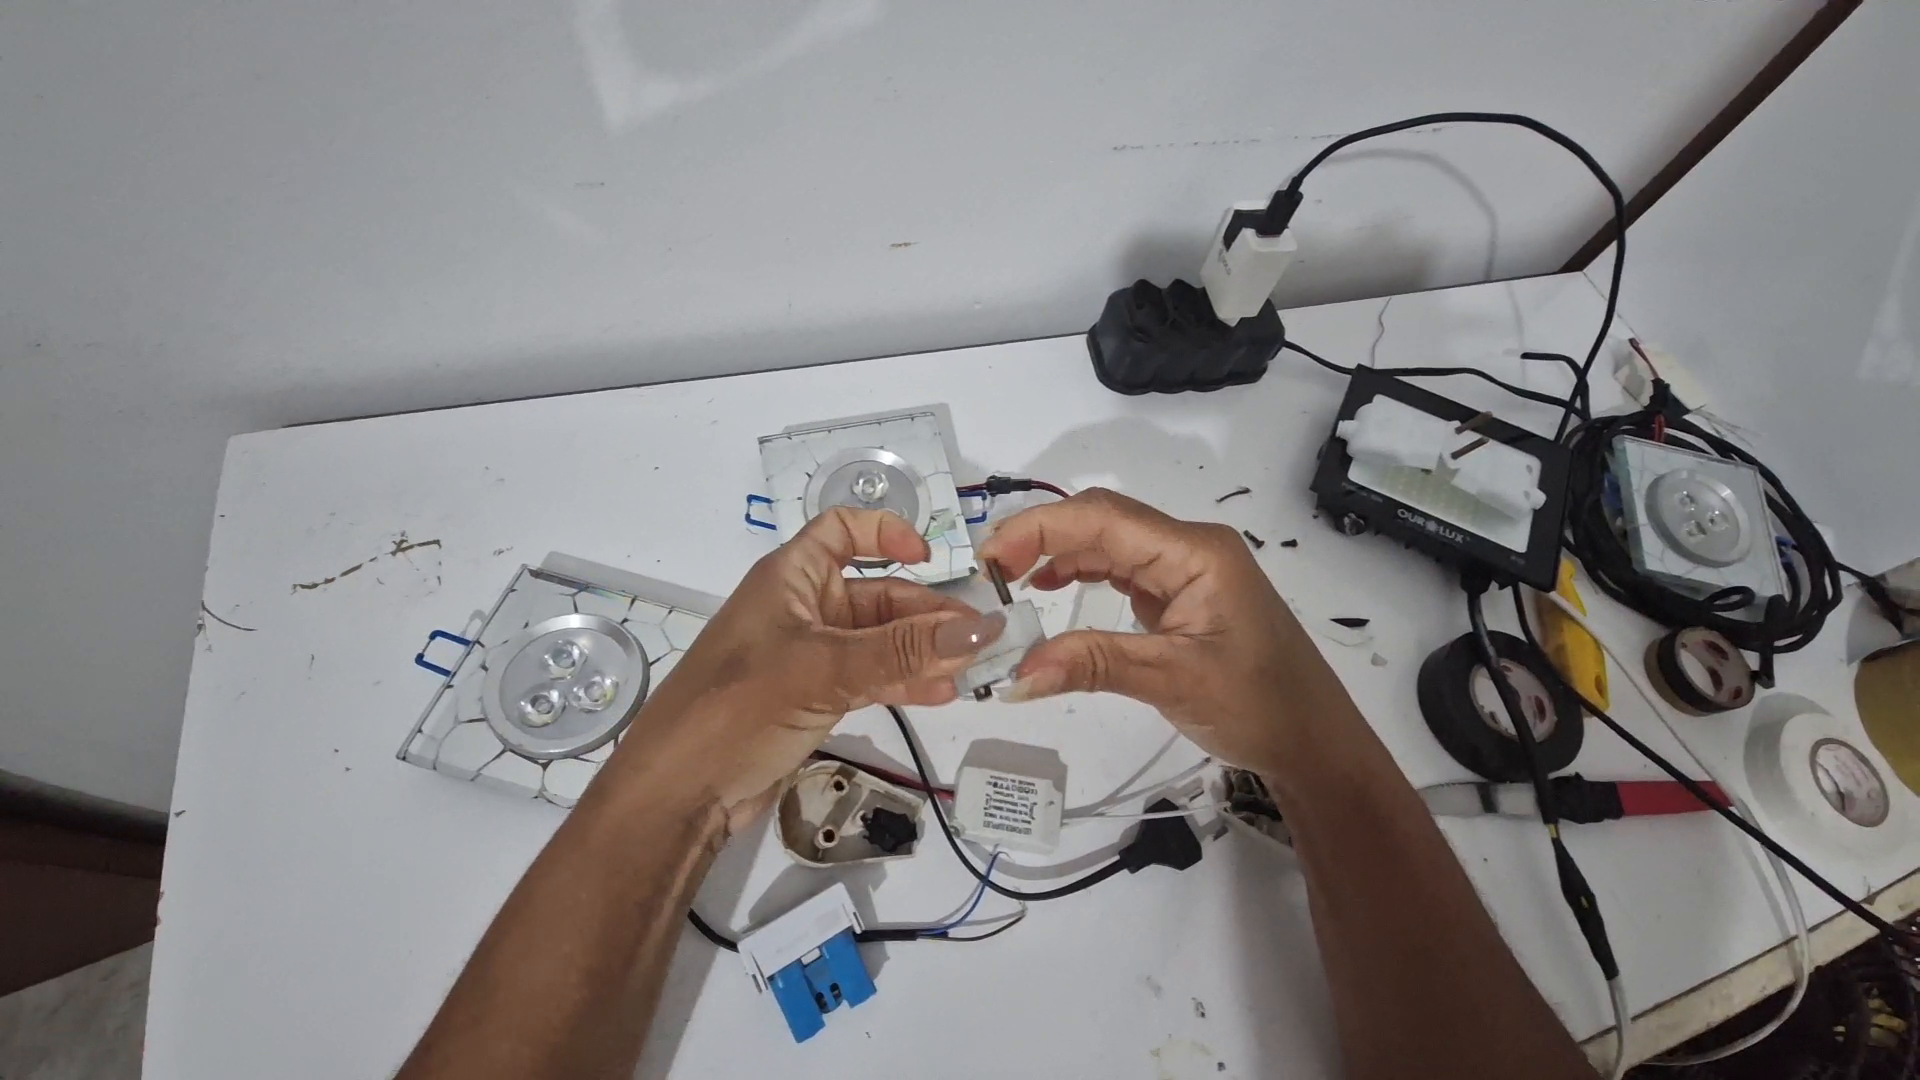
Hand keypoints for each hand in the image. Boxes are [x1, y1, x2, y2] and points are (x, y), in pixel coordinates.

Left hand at [609, 507, 1003, 830]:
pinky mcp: (814, 698)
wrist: (679, 793)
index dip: (886, 534)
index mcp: (791, 578)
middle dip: (926, 615)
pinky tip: (941, 693)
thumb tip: (983, 629)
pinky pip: (870, 678)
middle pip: (876, 595)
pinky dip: (903, 683)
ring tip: (972, 670)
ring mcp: (809, 657)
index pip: (842, 531)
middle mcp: (803, 609)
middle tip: (981, 639)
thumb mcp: (825, 670)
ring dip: (923, 652)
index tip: (930, 559)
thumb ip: (904, 651)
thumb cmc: (740, 707)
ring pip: (879, 641)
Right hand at [978, 488, 1341, 773]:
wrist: (1314, 742)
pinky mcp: (1178, 594)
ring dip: (1058, 554)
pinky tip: (1051, 587)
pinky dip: (1081, 574)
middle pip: (1102, 522)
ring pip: (1108, 543)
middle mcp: (1188, 547)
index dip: (1040, 529)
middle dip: (1042, 537)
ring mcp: (1184, 569)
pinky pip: (1120, 569)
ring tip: (1010, 581)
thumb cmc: (1260, 706)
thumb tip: (1015, 674)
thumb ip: (1093, 665)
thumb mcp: (1173, 681)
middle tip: (990, 572)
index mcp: (1195, 551)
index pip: (1103, 519)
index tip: (990, 558)